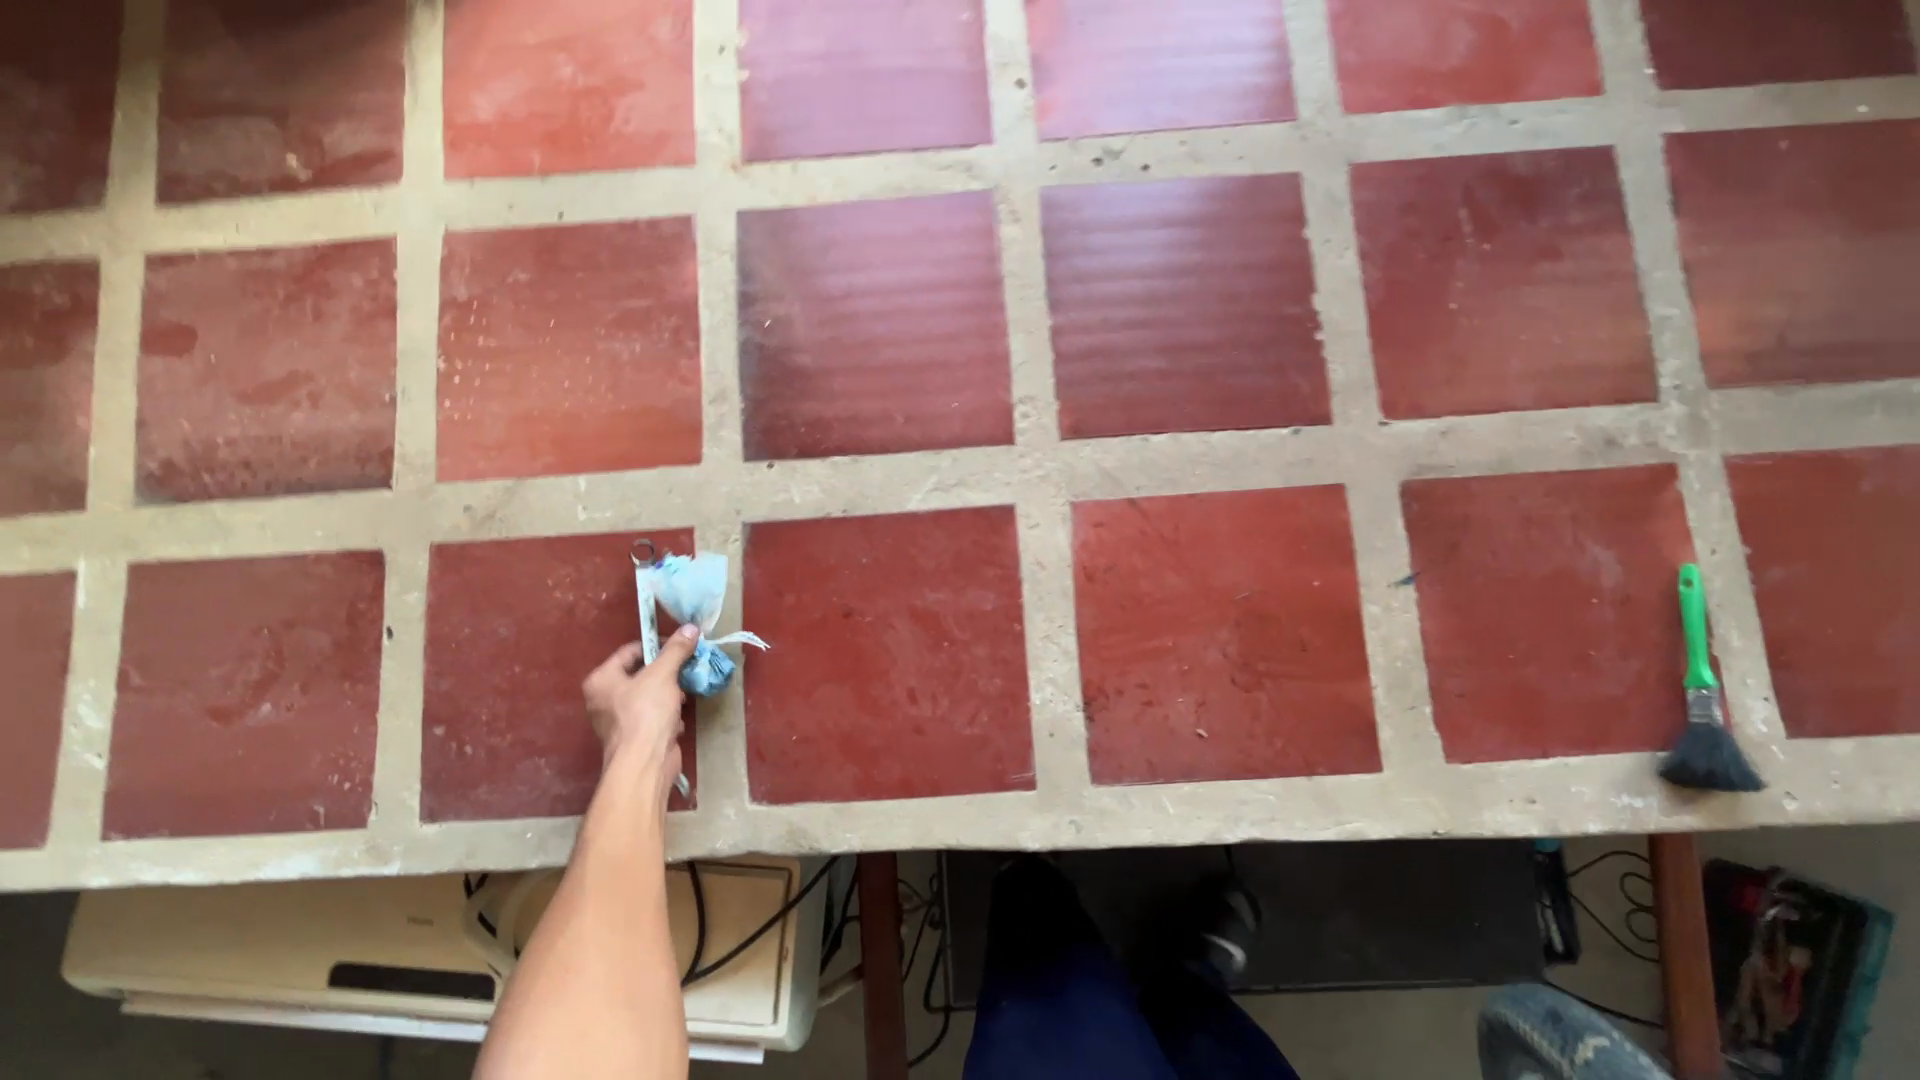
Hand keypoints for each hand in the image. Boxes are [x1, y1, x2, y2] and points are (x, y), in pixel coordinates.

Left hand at [583, 624, 699, 787]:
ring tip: (684, 695)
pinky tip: (677, 719)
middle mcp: (603, 698)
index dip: (657, 646)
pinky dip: (667, 715)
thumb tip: (691, 627)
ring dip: (669, 694)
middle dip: (666, 673)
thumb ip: (676, 650)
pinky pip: (652, 716)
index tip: (681, 647)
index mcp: (602, 679)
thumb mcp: (663, 674)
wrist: (645, 762)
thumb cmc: (646, 713)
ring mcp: (617, 720)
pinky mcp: (633, 737)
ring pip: (649, 695)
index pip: (631, 650)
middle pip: (641, 673)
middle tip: (686, 671)